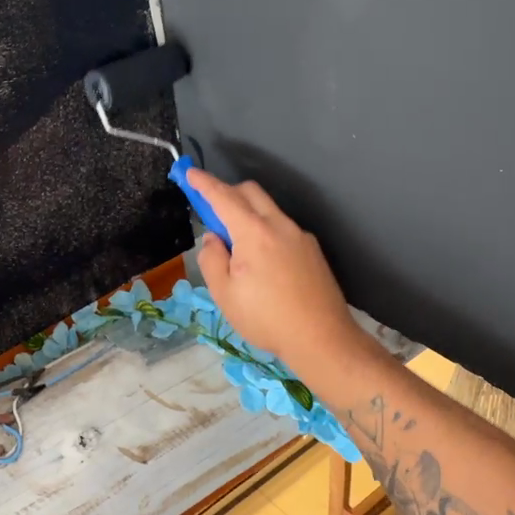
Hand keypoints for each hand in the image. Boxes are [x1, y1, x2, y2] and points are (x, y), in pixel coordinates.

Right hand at [190, 168, 377, 381]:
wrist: (324, 341)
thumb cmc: (267, 319)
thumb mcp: (224, 294)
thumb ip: (211, 259)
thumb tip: (213, 239)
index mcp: (254, 233)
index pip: (223, 197)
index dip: (203, 183)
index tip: (189, 172)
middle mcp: (279, 225)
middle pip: (250, 192)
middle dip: (227, 191)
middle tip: (211, 212)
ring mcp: (300, 236)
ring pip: (268, 209)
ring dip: (247, 212)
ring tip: (237, 248)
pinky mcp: (313, 250)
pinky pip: (282, 227)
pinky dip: (265, 230)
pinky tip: (263, 263)